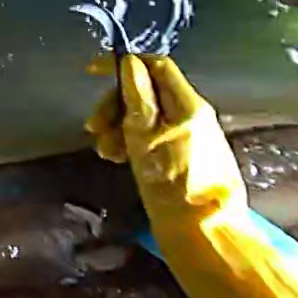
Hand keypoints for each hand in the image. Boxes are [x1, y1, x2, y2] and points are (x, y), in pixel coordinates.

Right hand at [85, 54, 297, 297]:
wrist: (204, 235)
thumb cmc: (171, 185)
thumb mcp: (144, 136)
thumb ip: (137, 96)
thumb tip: (130, 62)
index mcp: (188, 104)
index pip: (156, 65)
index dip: (124, 64)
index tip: (93, 72)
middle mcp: (194, 114)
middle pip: (148, 91)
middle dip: (116, 104)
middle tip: (94, 128)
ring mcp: (193, 136)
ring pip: (148, 116)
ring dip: (120, 126)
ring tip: (106, 152)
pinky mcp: (189, 156)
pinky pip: (156, 136)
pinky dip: (134, 142)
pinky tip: (119, 159)